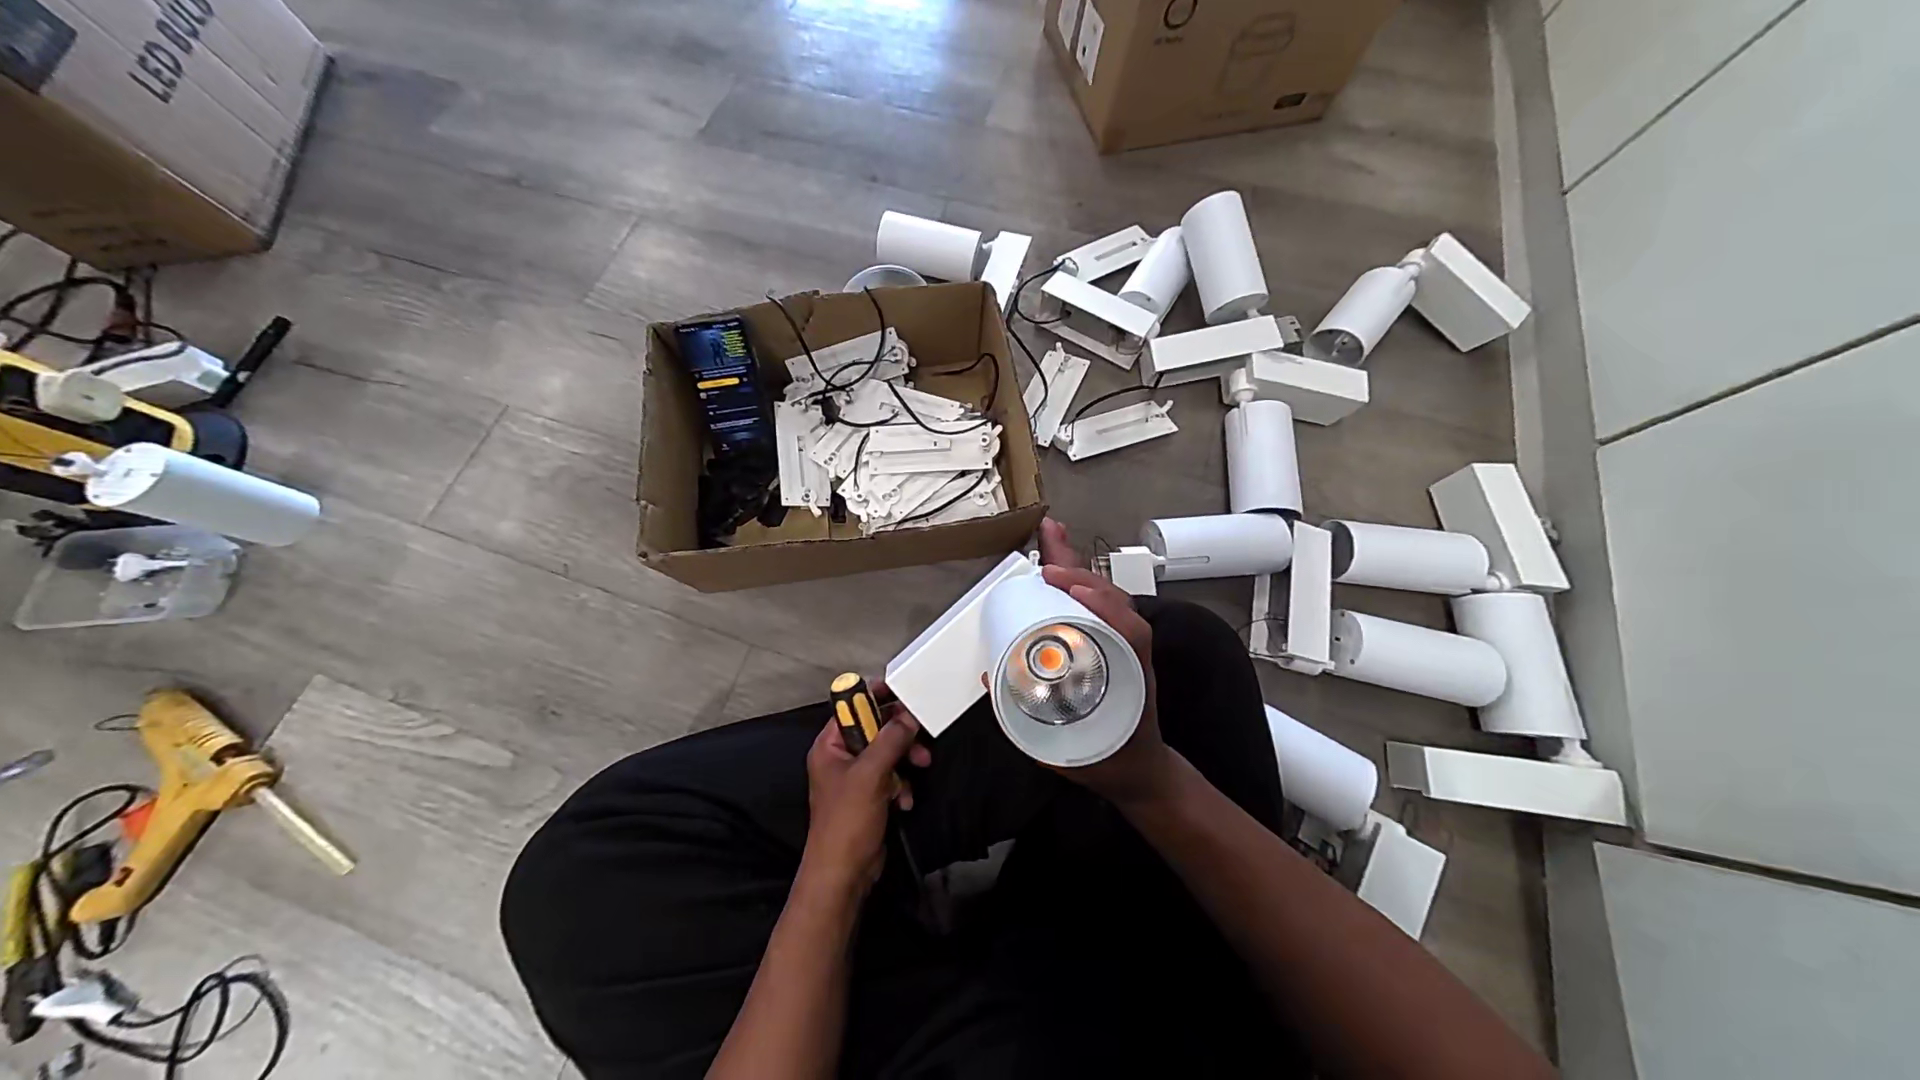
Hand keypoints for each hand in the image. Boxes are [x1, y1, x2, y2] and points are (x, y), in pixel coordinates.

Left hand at [800, 691, 929, 895]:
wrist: (844, 874)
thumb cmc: (847, 822)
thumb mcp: (871, 774)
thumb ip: (890, 740)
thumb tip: (908, 717)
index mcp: (829, 746)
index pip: (851, 708)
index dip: (874, 696)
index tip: (900, 689)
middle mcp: (840, 757)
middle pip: (874, 729)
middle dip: (899, 734)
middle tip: (919, 734)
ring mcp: (855, 778)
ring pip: (887, 752)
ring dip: (904, 760)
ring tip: (919, 767)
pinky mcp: (869, 796)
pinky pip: (891, 776)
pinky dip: (901, 784)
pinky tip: (905, 799)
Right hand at [1034, 518, 1178, 807]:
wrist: (1140, 772)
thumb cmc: (1107, 762)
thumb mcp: (1064, 749)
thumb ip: (1026, 718)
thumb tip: (992, 673)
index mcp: (1129, 677)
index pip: (1125, 629)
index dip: (1099, 602)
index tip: (1065, 583)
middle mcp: (1131, 654)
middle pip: (1112, 598)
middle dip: (1078, 565)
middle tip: (1050, 534)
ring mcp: (1126, 648)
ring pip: (1108, 597)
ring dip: (1079, 568)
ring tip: (1053, 541)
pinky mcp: (1116, 647)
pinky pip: (1101, 609)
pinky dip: (1081, 586)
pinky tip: (1062, 574)